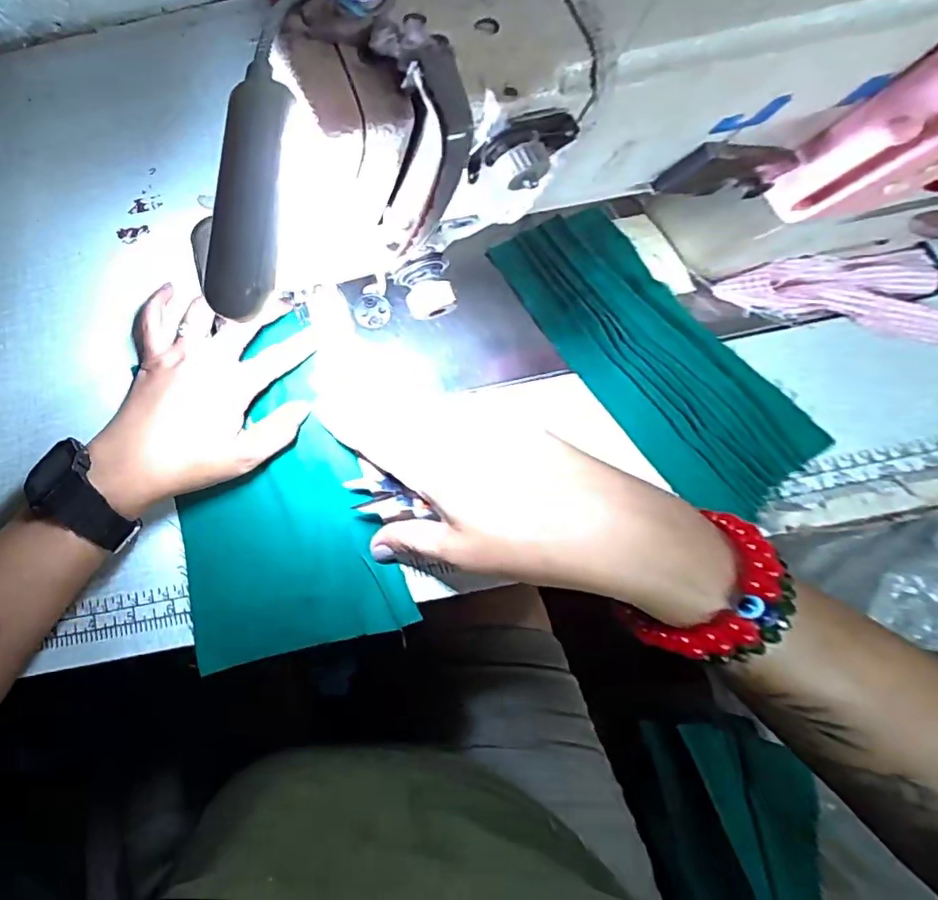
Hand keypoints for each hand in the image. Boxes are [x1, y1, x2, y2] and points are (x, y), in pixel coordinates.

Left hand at [86, 284, 314, 518]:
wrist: (130, 465)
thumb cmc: (186, 464)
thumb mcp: (241, 458)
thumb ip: (277, 433)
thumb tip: (303, 409)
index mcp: (234, 384)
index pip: (277, 359)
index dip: (302, 345)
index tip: (316, 334)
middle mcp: (207, 359)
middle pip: (243, 321)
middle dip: (268, 307)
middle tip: (283, 301)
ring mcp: (177, 353)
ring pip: (200, 311)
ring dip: (220, 300)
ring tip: (235, 295)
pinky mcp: (152, 356)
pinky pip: (152, 320)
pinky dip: (159, 301)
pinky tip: (168, 290)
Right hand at [318, 394, 736, 626]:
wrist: (613, 523)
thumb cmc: (529, 545)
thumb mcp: (465, 551)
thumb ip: (414, 538)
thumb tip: (376, 541)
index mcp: (432, 465)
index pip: (377, 436)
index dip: (349, 420)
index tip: (324, 403)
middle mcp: (453, 431)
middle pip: (399, 409)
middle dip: (367, 400)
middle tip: (342, 386)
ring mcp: (486, 419)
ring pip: (429, 405)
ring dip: (402, 403)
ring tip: (380, 398)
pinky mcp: (513, 418)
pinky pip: (461, 407)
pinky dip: (439, 408)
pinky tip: (439, 413)